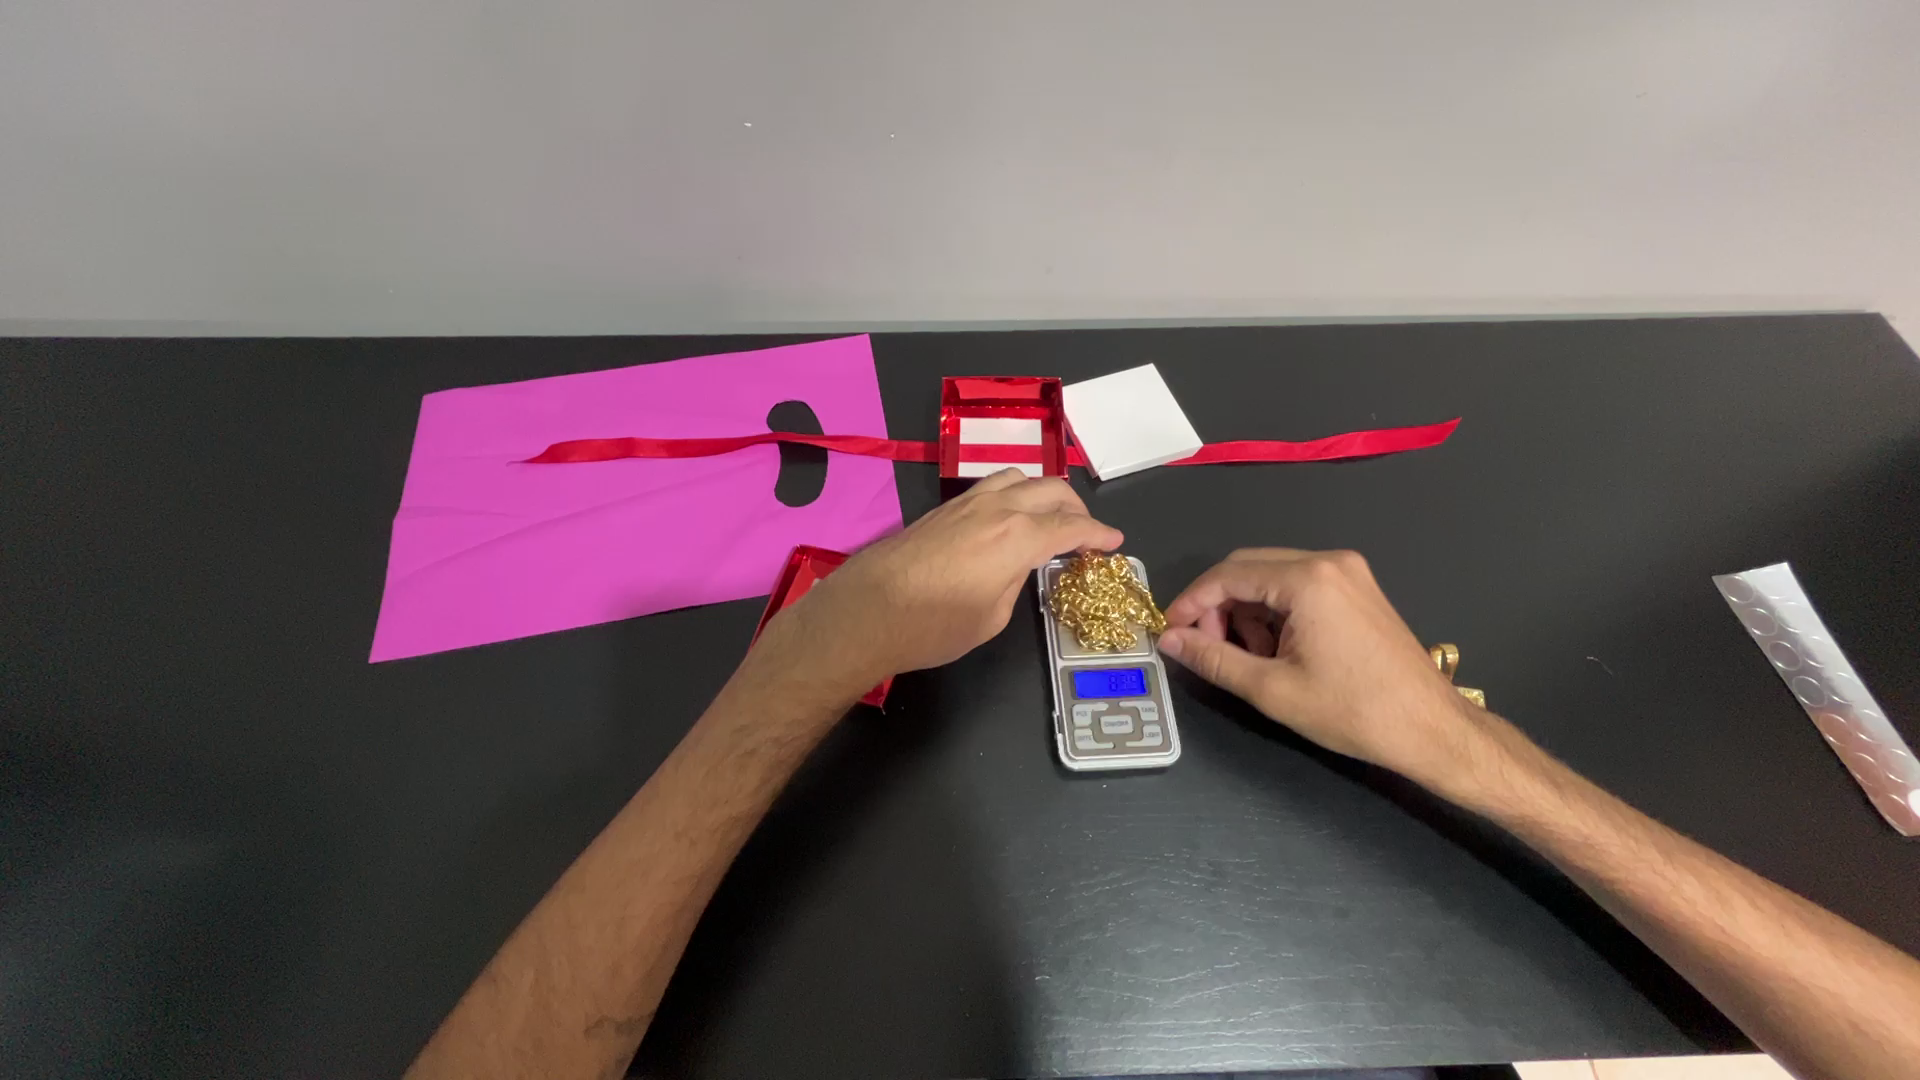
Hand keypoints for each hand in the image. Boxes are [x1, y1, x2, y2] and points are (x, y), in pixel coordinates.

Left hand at [762, 469, 1123, 685]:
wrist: (867, 612)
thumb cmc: (933, 626)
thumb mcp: (991, 617)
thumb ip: (1016, 582)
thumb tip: (1018, 567)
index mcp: (1019, 536)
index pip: (1072, 526)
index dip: (1099, 534)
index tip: (1115, 541)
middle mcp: (998, 508)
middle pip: (1051, 490)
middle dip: (1076, 508)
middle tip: (1085, 532)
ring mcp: (967, 503)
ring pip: (1019, 477)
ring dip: (1042, 492)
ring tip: (1049, 516)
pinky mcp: (943, 509)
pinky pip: (990, 486)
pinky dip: (1013, 493)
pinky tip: (1008, 515)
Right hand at [1158, 548, 1494, 791]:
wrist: (1433, 730)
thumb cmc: (1353, 711)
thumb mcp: (1270, 689)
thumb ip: (1212, 658)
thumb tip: (1167, 641)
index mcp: (1308, 579)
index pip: (1227, 575)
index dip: (1191, 603)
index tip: (1169, 632)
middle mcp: (1328, 561)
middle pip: (1247, 567)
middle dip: (1217, 605)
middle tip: (1204, 646)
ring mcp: (1347, 572)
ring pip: (1269, 576)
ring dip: (1245, 610)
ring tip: (1246, 656)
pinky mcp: (1356, 588)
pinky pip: (1296, 586)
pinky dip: (1273, 611)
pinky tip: (1274, 648)